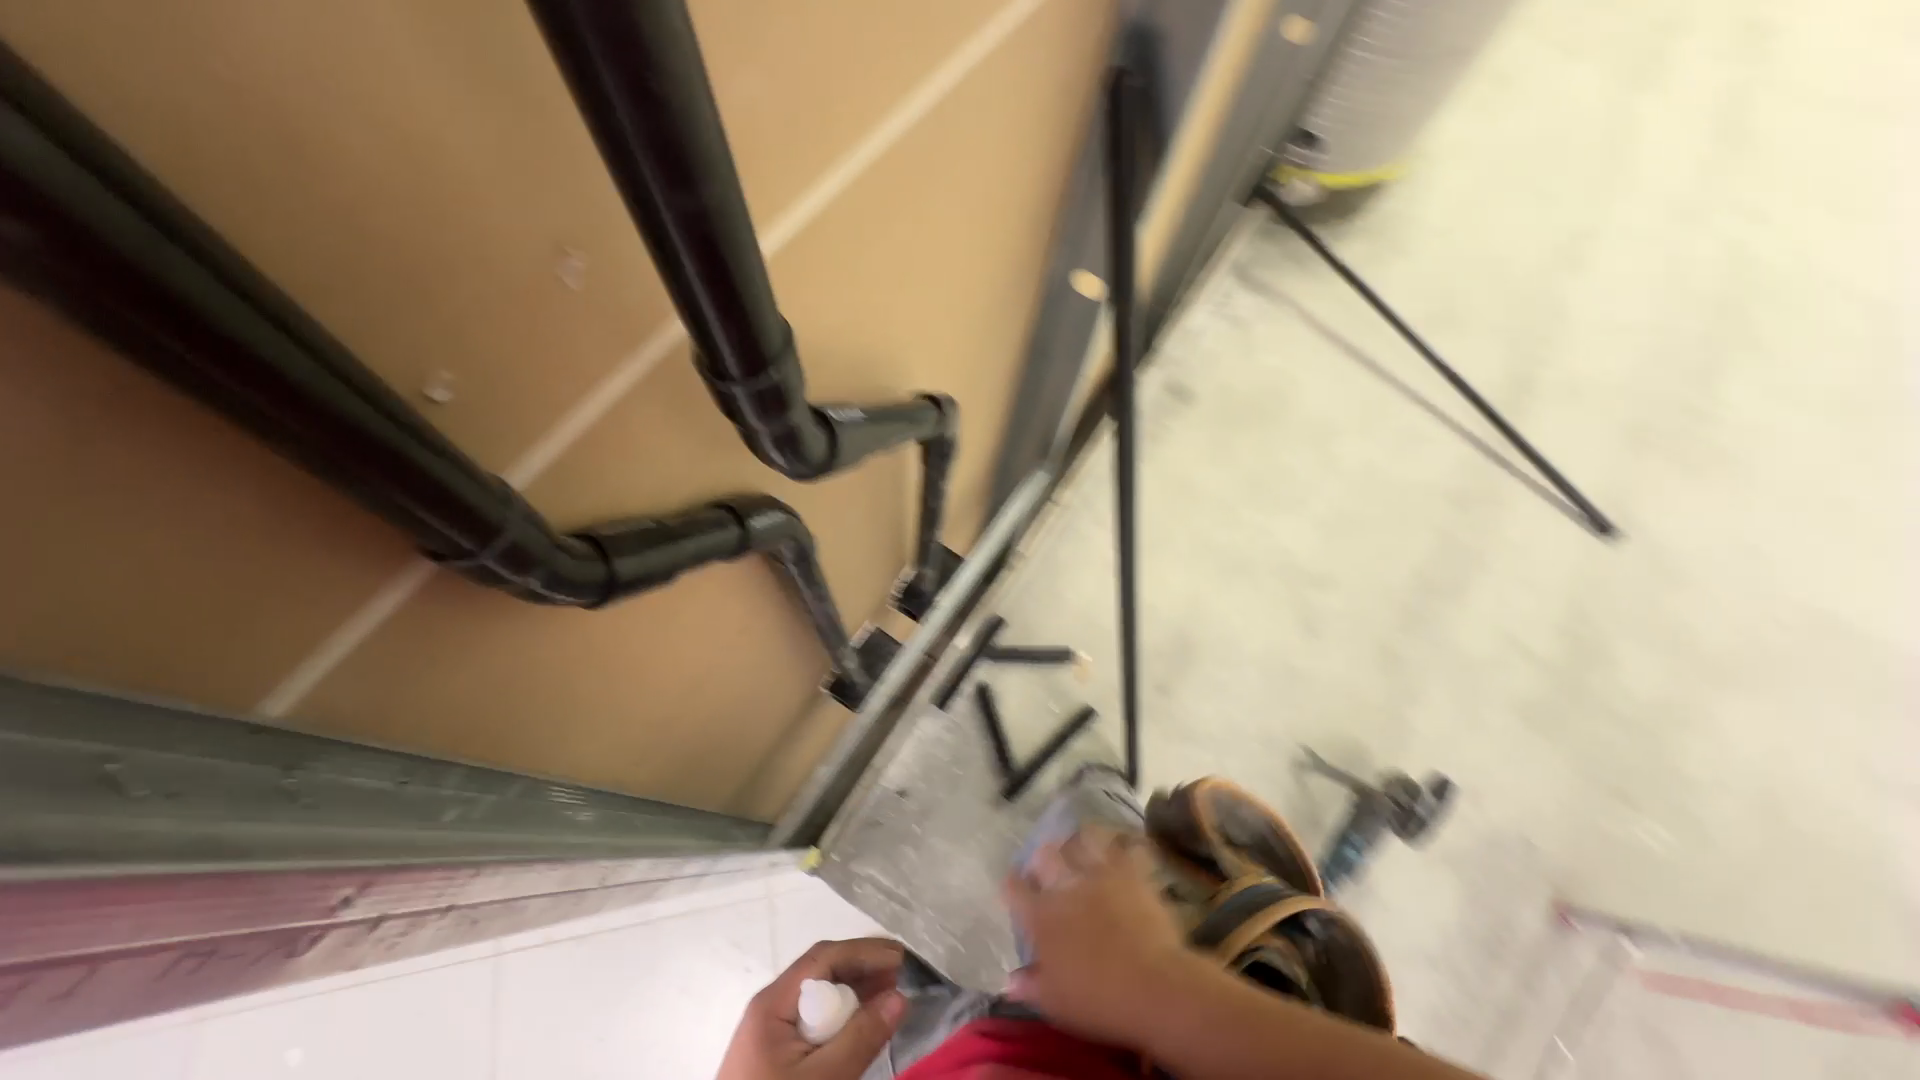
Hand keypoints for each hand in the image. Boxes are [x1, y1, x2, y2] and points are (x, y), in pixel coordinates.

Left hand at [716, 938, 907, 1079]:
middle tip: (900, 975)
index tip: (900, 957)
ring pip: (817, 994)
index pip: (823, 957)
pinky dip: (840, 1014)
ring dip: (853, 990)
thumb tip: (899, 996)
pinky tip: (860, 1023)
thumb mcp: (824, 1078)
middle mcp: (769, 1005)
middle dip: (861, 967)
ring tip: (888, 994)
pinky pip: (811, 1018)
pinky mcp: (773, 1050)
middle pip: (820, 971)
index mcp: (773, 1002)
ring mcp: (769, 1028)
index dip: (863, 951)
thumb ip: (861, 1037)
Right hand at [1003, 826, 1198, 1048]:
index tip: (1015, 889)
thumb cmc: (1097, 1000)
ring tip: (1082, 849)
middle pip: (1044, 855)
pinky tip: (1122, 849)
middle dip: (1042, 859)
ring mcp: (1099, 876)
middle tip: (1047, 868)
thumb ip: (1029, 986)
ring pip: (1082, 841)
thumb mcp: (1053, 1003)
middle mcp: (1065, 887)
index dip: (1012, 885)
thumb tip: (1010, 980)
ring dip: (1079, 844)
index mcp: (1040, 917)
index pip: (1014, 888)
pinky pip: (1125, 848)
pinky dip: (1121, 846)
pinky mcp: (1132, 874)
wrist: (1152, 987)